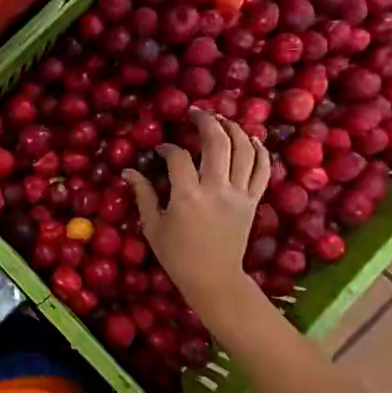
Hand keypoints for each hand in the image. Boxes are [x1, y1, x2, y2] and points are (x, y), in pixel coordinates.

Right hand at [124, 109, 270, 311]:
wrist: (213, 279)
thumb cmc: (177, 256)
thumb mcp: (153, 226)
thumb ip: (142, 195)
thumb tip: (128, 171)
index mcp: (187, 197)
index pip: (179, 157)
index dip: (168, 148)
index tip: (161, 150)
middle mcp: (216, 190)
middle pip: (217, 142)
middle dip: (206, 121)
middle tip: (195, 113)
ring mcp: (239, 194)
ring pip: (244, 150)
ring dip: (234, 129)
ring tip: (222, 119)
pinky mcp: (253, 201)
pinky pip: (263, 170)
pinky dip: (260, 150)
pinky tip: (252, 138)